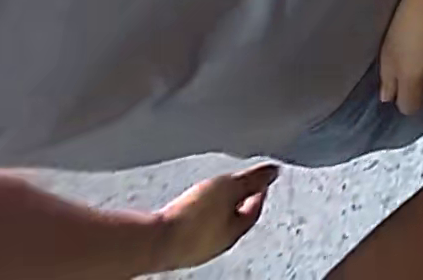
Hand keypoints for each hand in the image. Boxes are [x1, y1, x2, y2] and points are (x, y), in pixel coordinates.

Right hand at [151, 164, 278, 270]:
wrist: (147, 242)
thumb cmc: (191, 217)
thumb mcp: (232, 186)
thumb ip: (255, 178)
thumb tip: (275, 171)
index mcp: (234, 233)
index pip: (255, 210)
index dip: (260, 191)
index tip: (261, 179)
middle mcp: (214, 246)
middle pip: (234, 219)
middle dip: (239, 201)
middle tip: (239, 185)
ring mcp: (190, 251)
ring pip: (212, 225)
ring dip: (216, 208)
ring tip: (213, 193)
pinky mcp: (169, 251)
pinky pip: (191, 230)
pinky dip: (196, 217)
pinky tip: (187, 209)